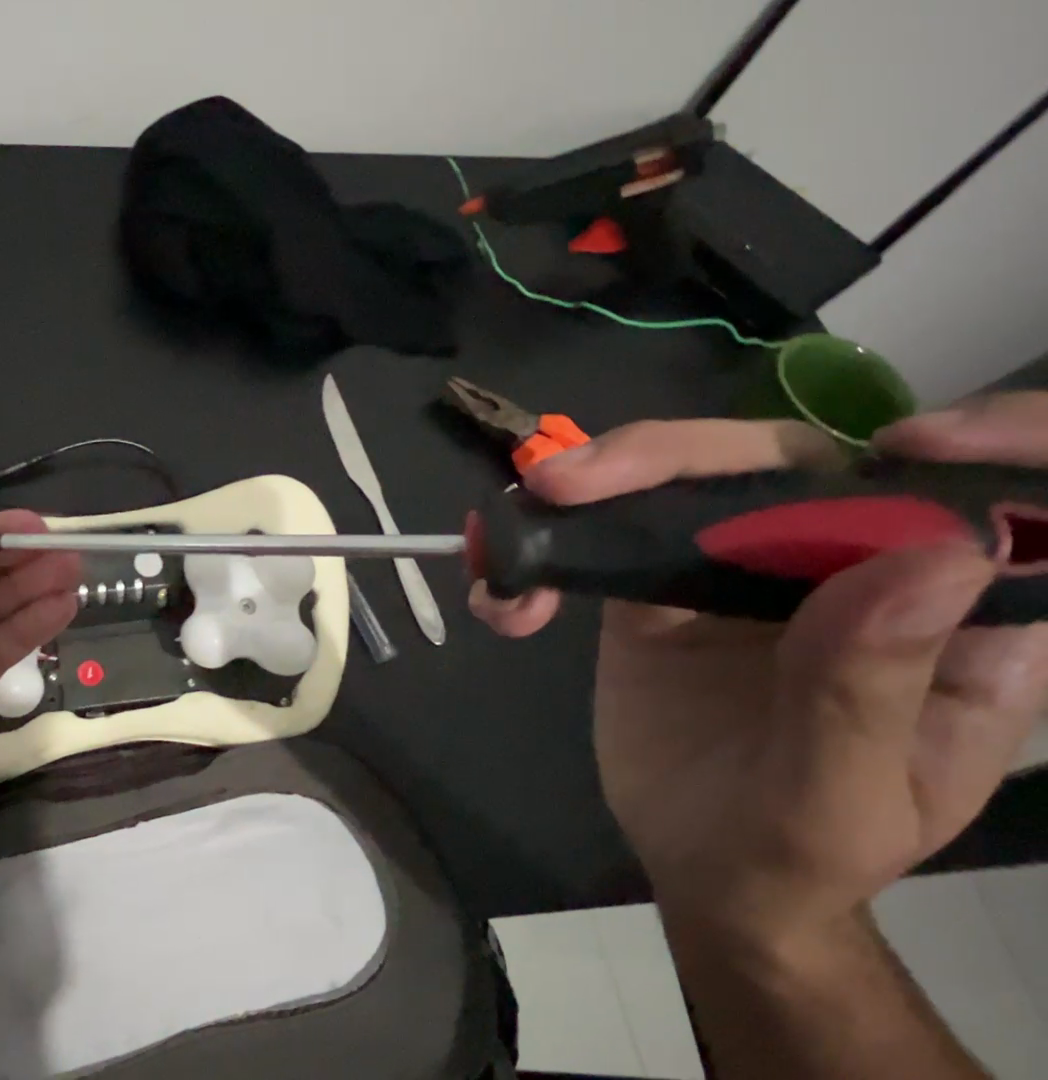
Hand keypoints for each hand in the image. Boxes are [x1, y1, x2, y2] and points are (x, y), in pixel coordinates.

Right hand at [471, 397, 1047, 945]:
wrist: (699, 868)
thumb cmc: (794, 854)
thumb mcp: (839, 800)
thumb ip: (870, 691)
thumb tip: (927, 558)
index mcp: (954, 622)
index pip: (991, 501)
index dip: (977, 444)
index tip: (900, 446)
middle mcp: (855, 571)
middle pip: (792, 468)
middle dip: (683, 454)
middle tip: (573, 481)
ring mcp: (748, 569)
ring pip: (690, 480)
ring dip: (600, 481)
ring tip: (527, 507)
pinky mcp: (663, 584)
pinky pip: (611, 533)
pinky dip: (550, 544)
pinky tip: (506, 595)